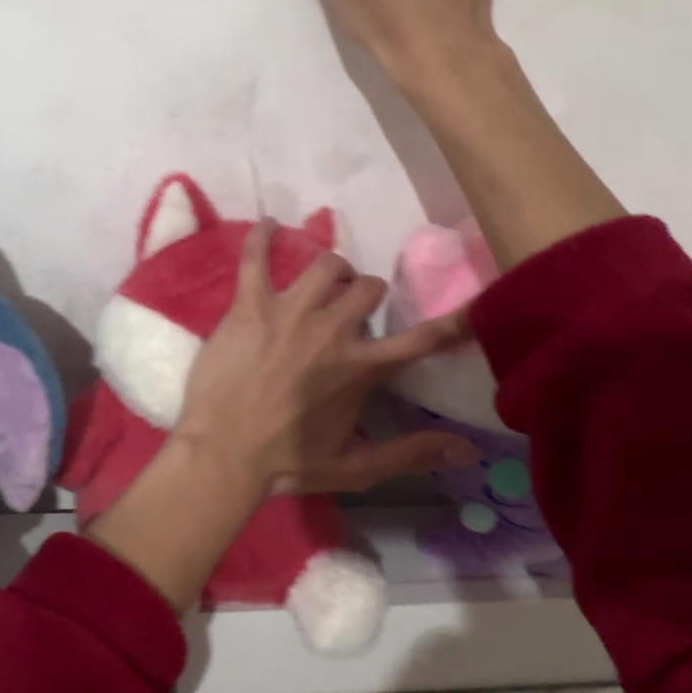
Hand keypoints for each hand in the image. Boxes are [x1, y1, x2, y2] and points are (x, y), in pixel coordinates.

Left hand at [171, 219, 476, 494]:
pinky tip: (267, 225)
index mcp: (361, 368)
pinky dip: (262, 237)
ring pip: (325, 265)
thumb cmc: (286, 462)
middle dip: (368, 294)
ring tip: (324, 280)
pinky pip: (255, 258)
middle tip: (353, 308)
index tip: (470, 309)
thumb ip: (411, 454)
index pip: (420, 339)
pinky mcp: (249, 305)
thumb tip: (467, 450)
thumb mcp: (354, 468)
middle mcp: (332, 330)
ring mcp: (288, 312)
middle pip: (368, 288)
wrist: (221, 453)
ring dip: (331, 270)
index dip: (452, 322)